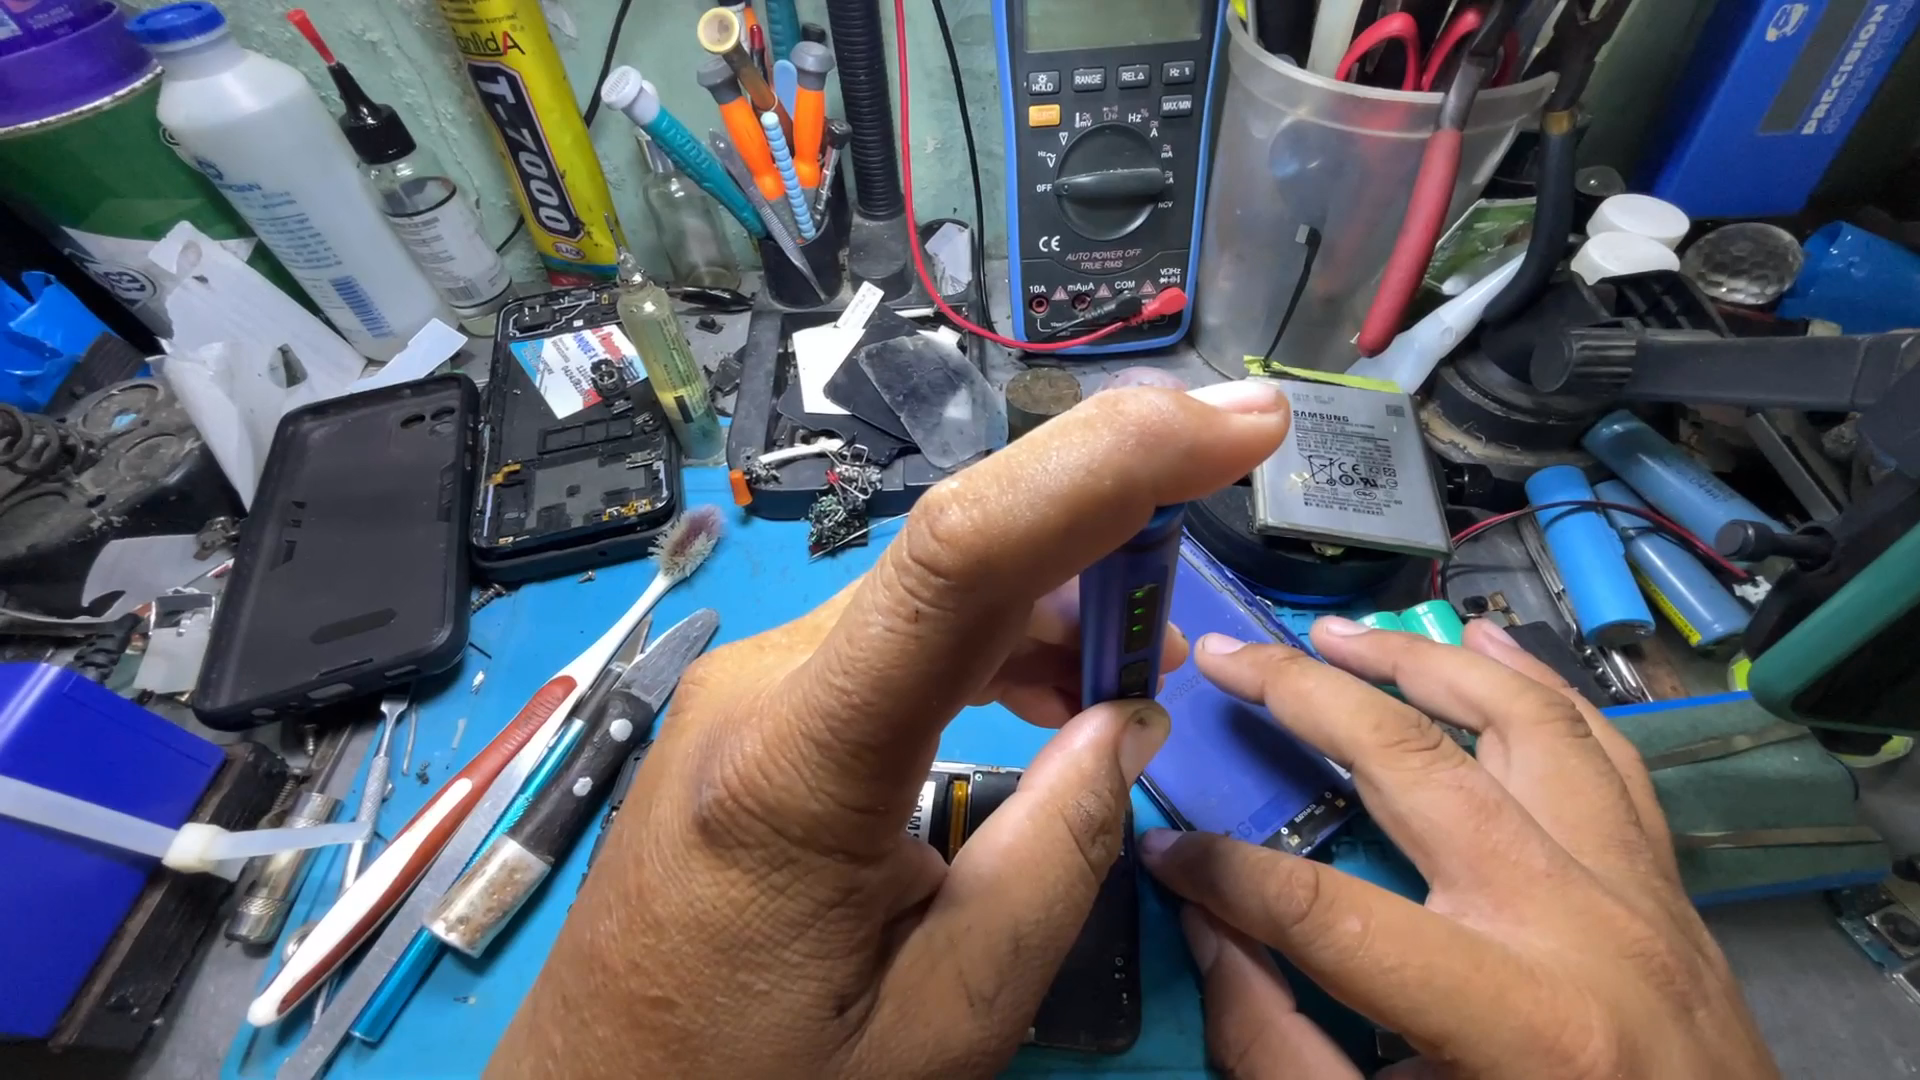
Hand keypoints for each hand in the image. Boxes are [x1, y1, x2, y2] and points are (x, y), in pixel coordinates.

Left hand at [488, 381, 1292, 1078]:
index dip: (1104, 462)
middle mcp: (766, 679)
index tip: (1230, 421)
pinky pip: (902, 631)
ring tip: (1141, 650)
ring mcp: (756, 675)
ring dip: (1057, 587)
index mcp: (799, 762)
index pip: (960, 555)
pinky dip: (997, 633)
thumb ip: (1052, 857)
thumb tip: (1127, 715)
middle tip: (1214, 510)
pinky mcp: (765, 695)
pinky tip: (1052, 684)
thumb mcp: (942, 1017)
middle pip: (958, 550)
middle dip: (1107, 511)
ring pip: (935, 585)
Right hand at [1143, 618, 1779, 1079]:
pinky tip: (1480, 639)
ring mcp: (1636, 890)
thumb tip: (1203, 923)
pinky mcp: (1660, 882)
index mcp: (1518, 1014)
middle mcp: (1582, 922)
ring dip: (1416, 658)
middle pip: (1413, 760)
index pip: (1321, 905)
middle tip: (1222, 656)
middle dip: (1297, 693)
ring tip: (1337, 631)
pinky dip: (1535, 681)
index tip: (1163, 852)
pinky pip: (1602, 749)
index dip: (1221, 872)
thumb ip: (1273, 1045)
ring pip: (1521, 720)